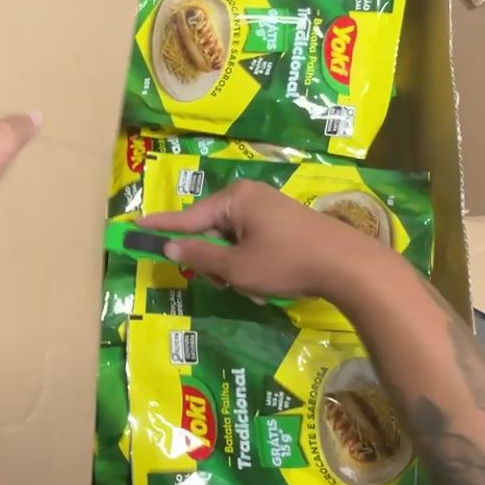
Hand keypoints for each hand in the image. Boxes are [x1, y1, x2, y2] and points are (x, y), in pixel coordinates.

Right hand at [138, 179, 394, 300]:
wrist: (350, 265)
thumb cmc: (288, 263)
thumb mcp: (237, 266)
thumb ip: (200, 256)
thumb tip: (170, 246)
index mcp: (234, 199)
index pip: (187, 217)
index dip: (160, 227)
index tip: (134, 226)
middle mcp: (250, 197)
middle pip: (211, 230)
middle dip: (214, 260)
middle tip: (225, 283)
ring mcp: (270, 208)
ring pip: (233, 241)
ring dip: (236, 268)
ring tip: (256, 288)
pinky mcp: (285, 222)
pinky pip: (253, 242)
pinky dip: (253, 264)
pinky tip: (270, 283)